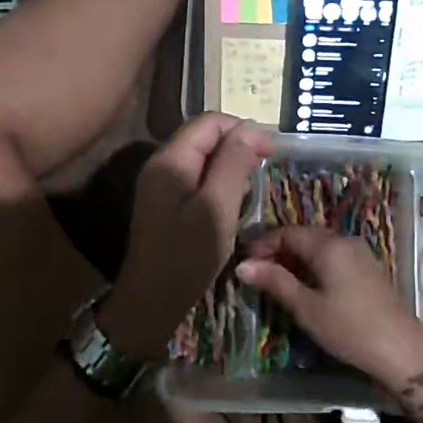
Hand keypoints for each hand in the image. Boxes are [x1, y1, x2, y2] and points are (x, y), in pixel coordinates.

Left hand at [105, 113, 269, 356]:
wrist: (151, 301)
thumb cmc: (187, 256)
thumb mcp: (217, 208)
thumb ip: (232, 165)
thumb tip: (249, 130)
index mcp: (171, 160)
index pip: (209, 122)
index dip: (242, 129)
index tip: (270, 153)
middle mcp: (161, 163)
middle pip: (203, 136)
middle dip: (237, 144)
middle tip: (265, 168)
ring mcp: (161, 184)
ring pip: (201, 157)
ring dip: (229, 163)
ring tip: (252, 185)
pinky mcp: (165, 202)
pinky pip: (195, 177)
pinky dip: (218, 181)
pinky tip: (233, 200)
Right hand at [236, 226, 422, 389]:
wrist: (401, 350)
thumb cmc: (348, 328)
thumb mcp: (305, 307)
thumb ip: (274, 282)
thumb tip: (242, 266)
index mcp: (328, 245)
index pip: (287, 233)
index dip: (263, 245)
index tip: (244, 263)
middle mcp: (345, 241)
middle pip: (304, 236)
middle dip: (278, 250)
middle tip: (257, 272)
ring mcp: (361, 254)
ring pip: (320, 247)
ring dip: (296, 259)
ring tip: (277, 281)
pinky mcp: (369, 269)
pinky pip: (334, 258)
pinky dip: (314, 266)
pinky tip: (306, 286)